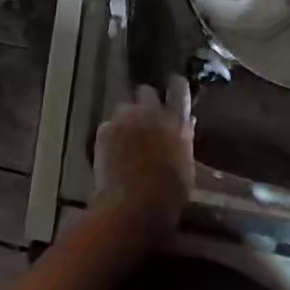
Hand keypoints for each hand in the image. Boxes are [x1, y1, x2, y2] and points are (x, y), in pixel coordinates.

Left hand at [92, 76, 194, 236]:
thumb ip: (181, 140)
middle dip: (146, 101)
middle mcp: (149, 112)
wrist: (133, 205)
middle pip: (146, 92)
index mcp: (176, 121)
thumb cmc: (170, 194)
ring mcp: (124, 119)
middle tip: (146, 118)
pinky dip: (112, 135)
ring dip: (127, 119)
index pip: (178, 90)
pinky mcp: (104, 129)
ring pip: (125, 108)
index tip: (175, 85)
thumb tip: (184, 124)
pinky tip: (114, 153)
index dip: (176, 86)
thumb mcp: (185, 166)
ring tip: (127, 140)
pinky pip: (109, 125)